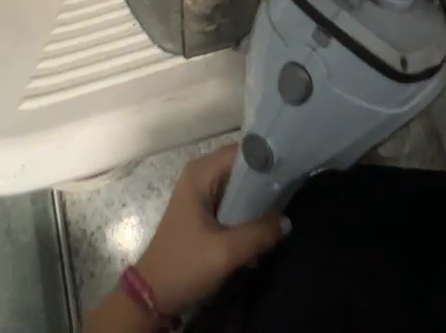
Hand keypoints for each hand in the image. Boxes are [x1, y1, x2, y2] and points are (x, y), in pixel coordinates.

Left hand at [134, 145, 287, 315]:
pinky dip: (247, 213)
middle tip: (291, 194)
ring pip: (239, 186)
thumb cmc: (185, 264)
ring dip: (258, 201)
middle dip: (266, 181)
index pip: (242, 151)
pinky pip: (233, 202)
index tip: (292, 170)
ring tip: (281, 213)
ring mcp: (201, 193)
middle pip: (242, 167)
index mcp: (201, 172)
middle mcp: (201, 175)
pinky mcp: (204, 211)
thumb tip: (287, 221)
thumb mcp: (226, 252)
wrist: (153, 295)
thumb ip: (259, 233)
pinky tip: (263, 230)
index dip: (268, 158)